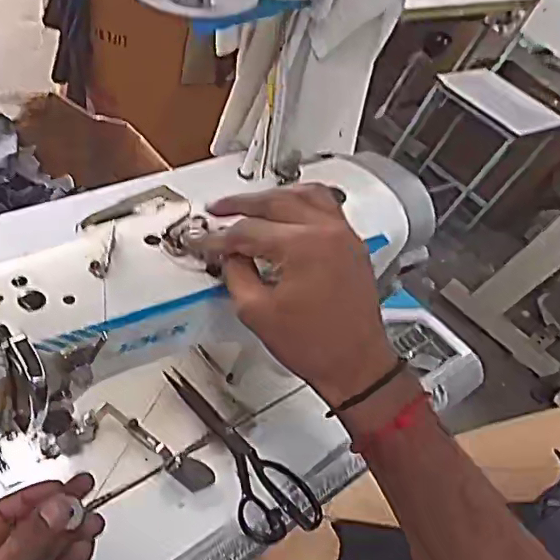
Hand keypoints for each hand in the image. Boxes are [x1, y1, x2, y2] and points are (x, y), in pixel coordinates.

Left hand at [0, 475, 103, 559]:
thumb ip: (26, 545)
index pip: (8, 512)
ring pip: (50, 550)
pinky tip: (86, 541)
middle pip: (32, 527)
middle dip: (59, 508)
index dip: (37, 496)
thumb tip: (54, 508)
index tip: (63, 485)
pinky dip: (75, 557)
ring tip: (93, 514)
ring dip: (71, 531)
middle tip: (85, 490)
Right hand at [199, 185, 401, 406]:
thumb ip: (236, 275)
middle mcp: (327, 232)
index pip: (248, 231)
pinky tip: (289, 210)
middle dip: (241, 205)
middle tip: (218, 210)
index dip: (219, 238)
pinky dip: (302, 202)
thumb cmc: (316, 345)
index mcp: (303, 246)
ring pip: (305, 194)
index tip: (204, 242)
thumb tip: (230, 257)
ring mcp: (344, 236)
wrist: (354, 364)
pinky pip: (327, 207)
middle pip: (275, 201)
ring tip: (252, 204)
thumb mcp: (256, 312)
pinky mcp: (352, 245)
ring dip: (274, 196)